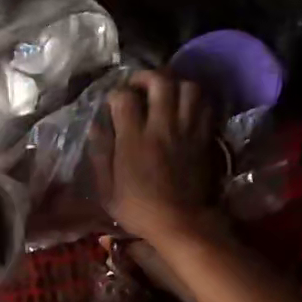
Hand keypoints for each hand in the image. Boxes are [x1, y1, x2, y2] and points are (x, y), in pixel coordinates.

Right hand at [101, 70, 218, 245]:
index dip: (117, 94)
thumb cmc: (140, 211)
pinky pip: (205, 106)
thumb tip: (96, 126)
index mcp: (134, 139)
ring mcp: (186, 130)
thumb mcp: (108, 190)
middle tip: (140, 87)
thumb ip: (101, 155)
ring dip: (175, 84)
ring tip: (166, 94)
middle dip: (147, 77)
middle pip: (160, 82)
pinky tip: (185, 108)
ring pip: (187, 87)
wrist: (182, 224)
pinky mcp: (205, 138)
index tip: (114, 105)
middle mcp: (162, 127)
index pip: (124, 97)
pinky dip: (195, 100)